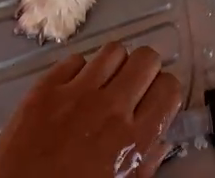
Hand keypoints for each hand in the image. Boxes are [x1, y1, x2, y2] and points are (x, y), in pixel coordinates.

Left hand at [0, 43, 183, 177]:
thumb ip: (145, 164)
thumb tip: (160, 139)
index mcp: (132, 140)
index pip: (169, 88)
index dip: (166, 91)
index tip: (157, 100)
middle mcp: (109, 108)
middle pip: (146, 58)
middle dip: (146, 70)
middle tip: (135, 87)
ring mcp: (76, 93)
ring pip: (114, 50)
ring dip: (116, 65)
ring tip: (106, 83)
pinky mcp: (45, 87)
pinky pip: (76, 59)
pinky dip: (81, 70)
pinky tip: (76, 89)